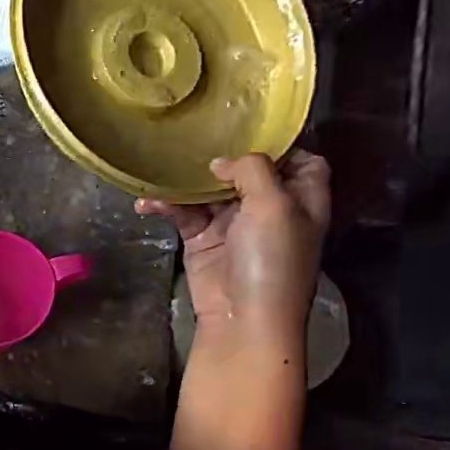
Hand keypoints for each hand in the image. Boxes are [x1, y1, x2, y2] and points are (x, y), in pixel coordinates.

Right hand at [136, 150, 329, 345]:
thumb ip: (251, 169)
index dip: (282, 146)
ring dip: (185, 182)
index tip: (250, 131)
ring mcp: (234, 225)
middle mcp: (269, 208)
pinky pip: (183, 214)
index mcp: (301, 198)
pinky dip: (165, 206)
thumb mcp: (274, 204)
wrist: (243, 318)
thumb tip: (221, 163)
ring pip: (209, 191)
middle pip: (248, 172)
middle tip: (195, 138)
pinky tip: (147, 203)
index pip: (302, 161)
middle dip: (223, 157)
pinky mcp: (203, 241)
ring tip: (160, 171)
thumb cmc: (271, 259)